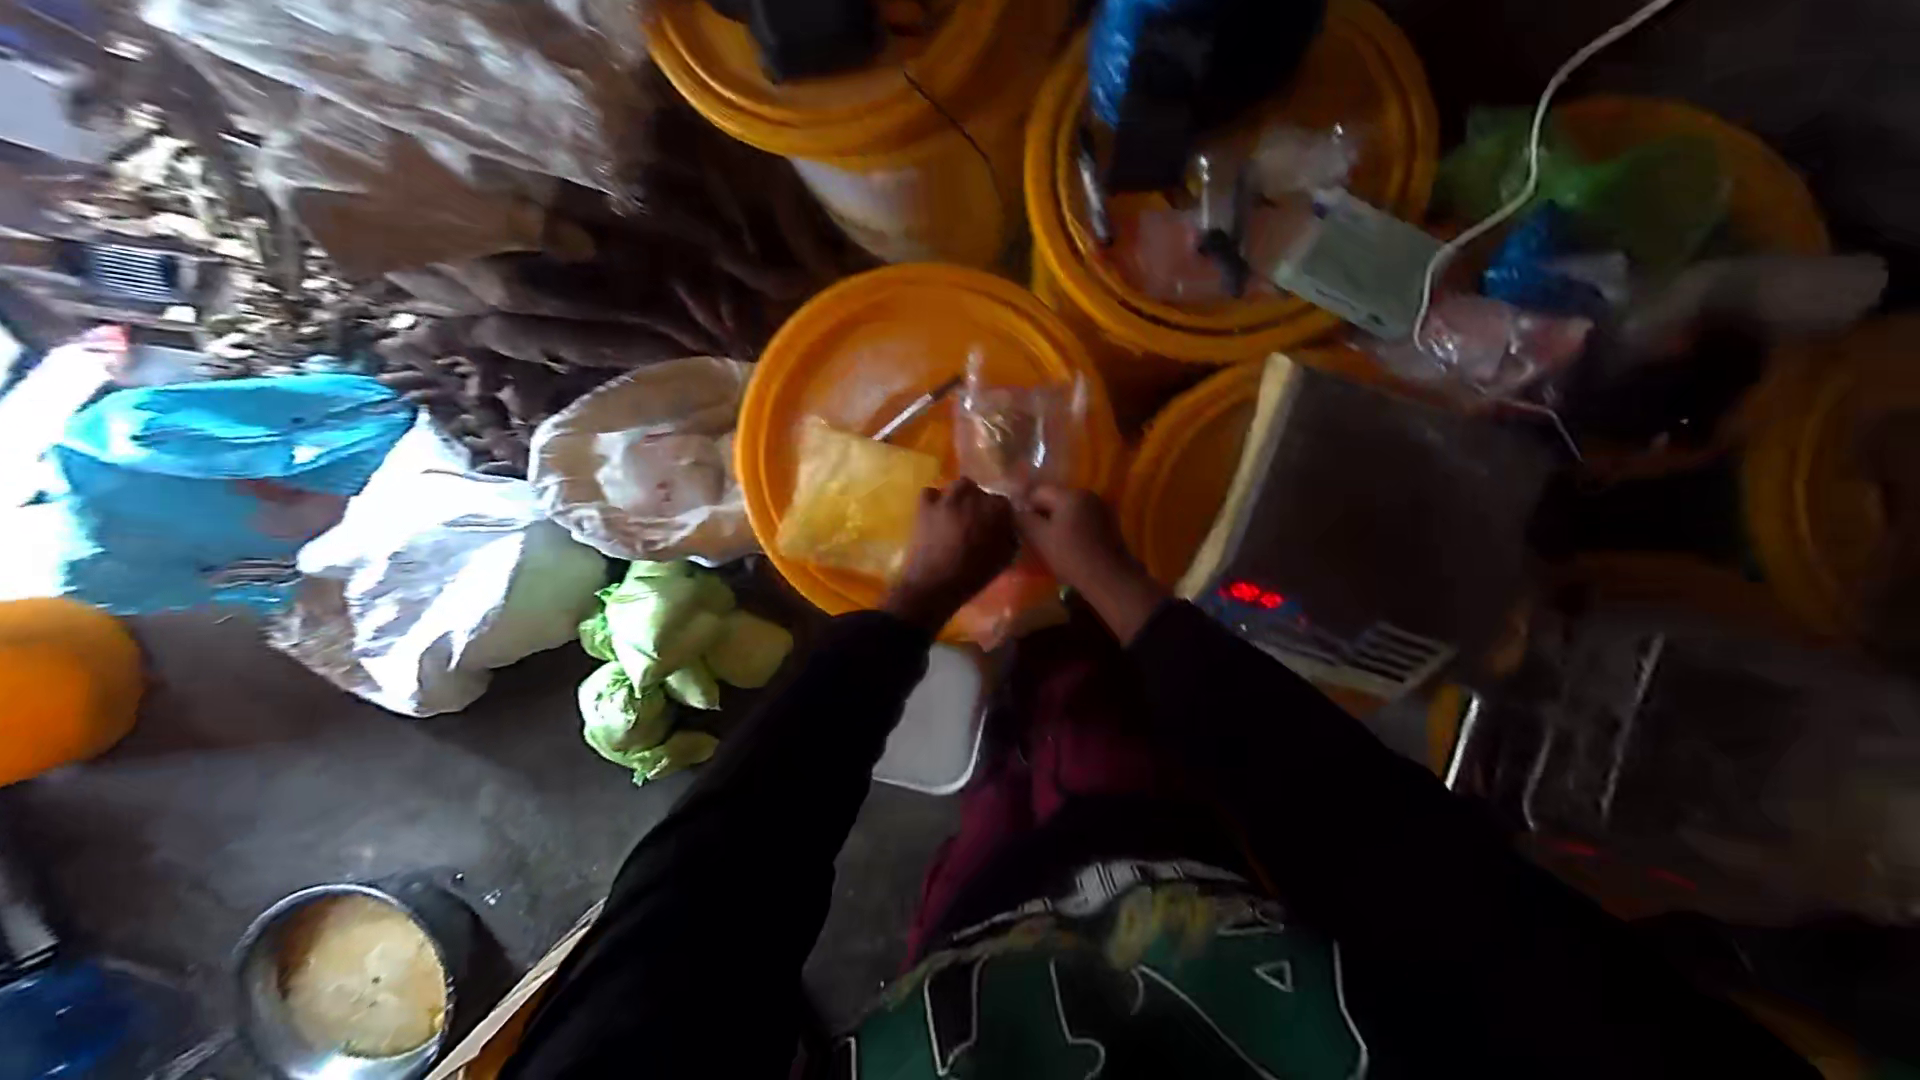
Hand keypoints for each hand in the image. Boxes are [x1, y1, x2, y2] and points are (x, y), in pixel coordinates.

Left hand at [882, 478, 1018, 631]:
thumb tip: (1007, 528)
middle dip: (978, 503)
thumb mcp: (1004, 560)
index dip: (998, 516)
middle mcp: (973, 496)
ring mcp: (947, 499)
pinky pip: (931, 493)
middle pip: (979, 491)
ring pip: (958, 486)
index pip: (1003, 503)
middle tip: (973, 522)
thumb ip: (1010, 537)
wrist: (935, 585)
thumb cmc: (973, 576)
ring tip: (955, 514)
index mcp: (997, 510)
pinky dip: (934, 501)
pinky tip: (935, 515)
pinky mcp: (925, 505)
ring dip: (960, 497)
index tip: (994, 527)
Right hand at [1015, 485, 1166, 643]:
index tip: (1022, 527)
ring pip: (1070, 509)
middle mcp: (1087, 494)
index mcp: (1070, 495)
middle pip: (1056, 498)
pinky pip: (1084, 519)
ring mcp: (1102, 508)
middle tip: (1035, 537)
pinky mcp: (1110, 523)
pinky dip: (1074, 527)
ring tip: (1053, 543)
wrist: (1108, 577)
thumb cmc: (1070, 555)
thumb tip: (1014, 509)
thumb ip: (1023, 519)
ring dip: (1059, 521)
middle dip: (1043, 514)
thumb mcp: (1039, 538)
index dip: (1025, 507)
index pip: (1038, 492)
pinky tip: (1072, 546)